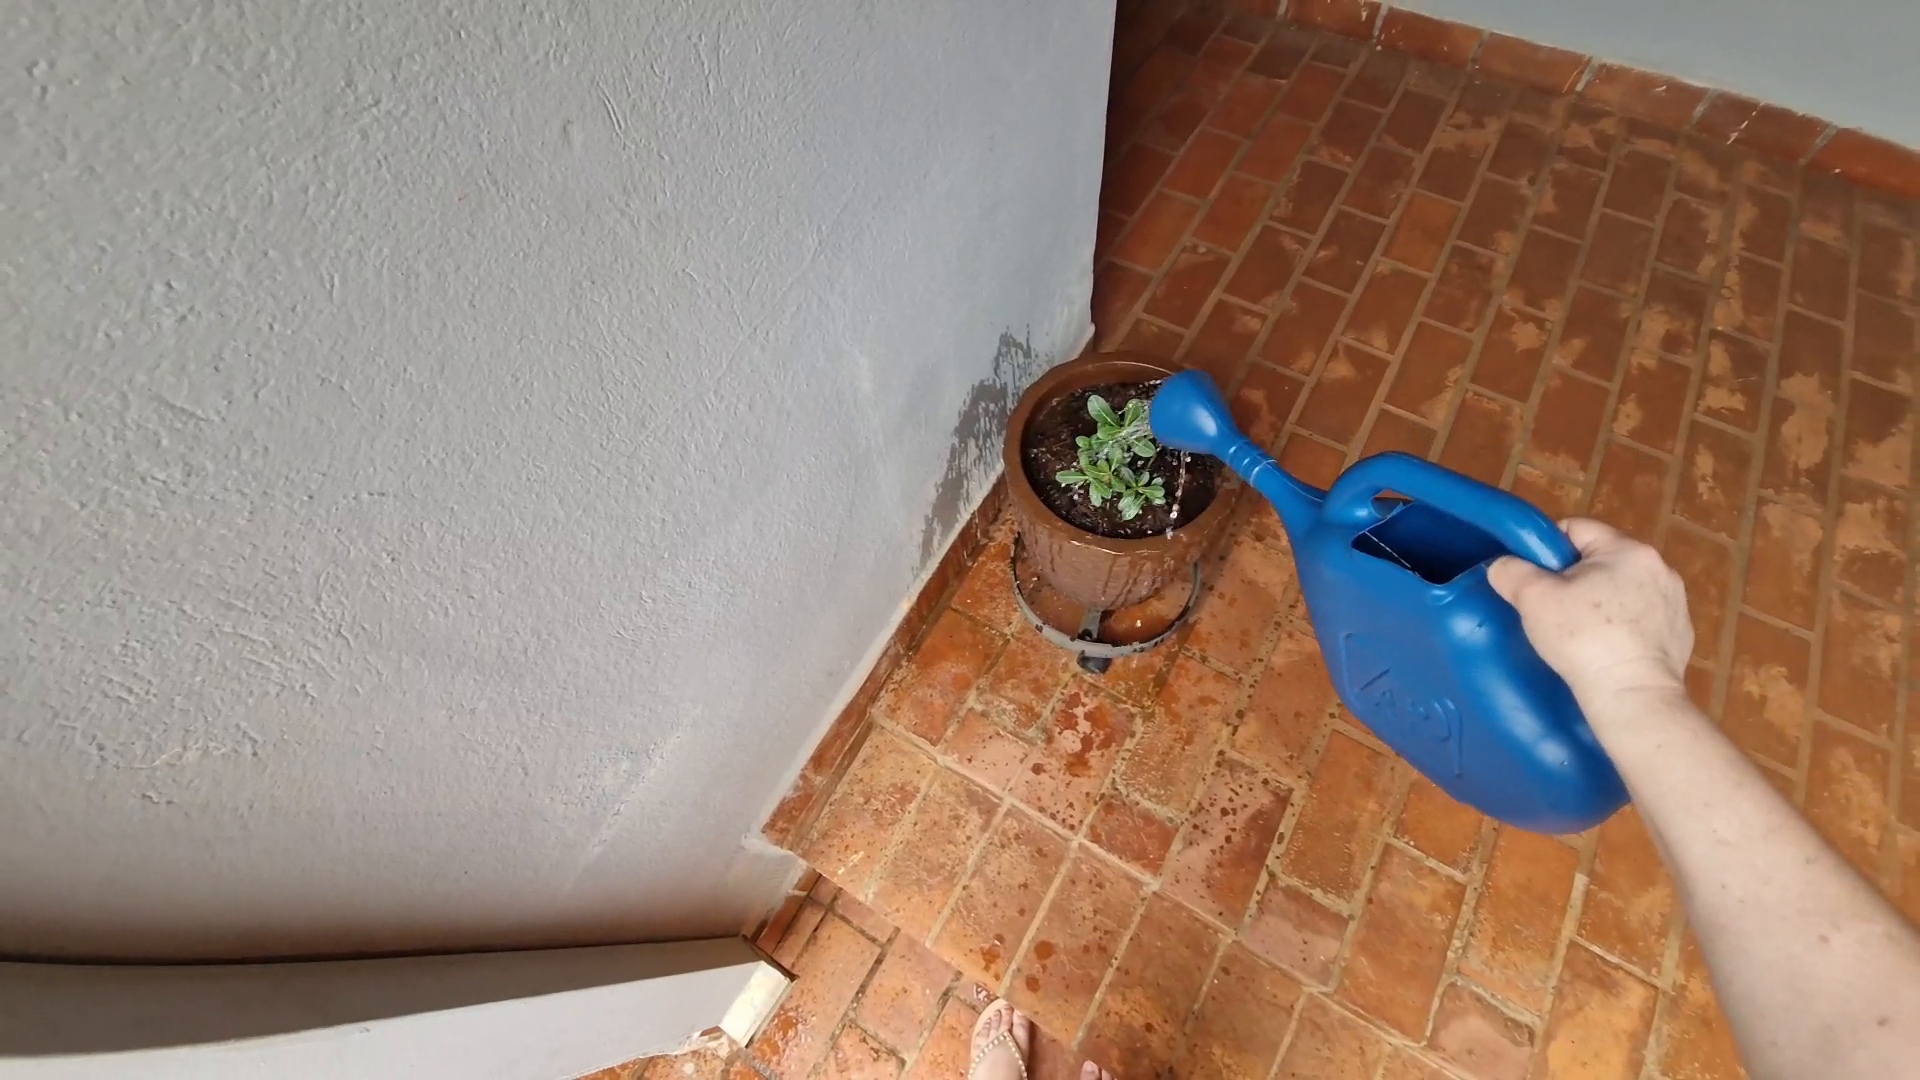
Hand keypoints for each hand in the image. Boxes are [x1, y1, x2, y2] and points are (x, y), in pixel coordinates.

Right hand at [1487, 518, 1692, 703]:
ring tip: (1574, 627)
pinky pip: (1638, 616)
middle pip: (1597, 558)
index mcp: (1627, 550)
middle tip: (1546, 604)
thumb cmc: (1581, 636)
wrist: (1630, 692)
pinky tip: (1601, 644)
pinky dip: (1618, 624)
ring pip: (1618, 587)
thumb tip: (1505, 566)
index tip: (1530, 576)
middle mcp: (1659, 568)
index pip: (1575, 528)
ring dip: (1595, 599)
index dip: (1544, 547)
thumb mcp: (1531, 596)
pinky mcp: (1679, 632)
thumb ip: (1510, 569)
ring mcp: (1675, 601)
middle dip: (1570, 576)